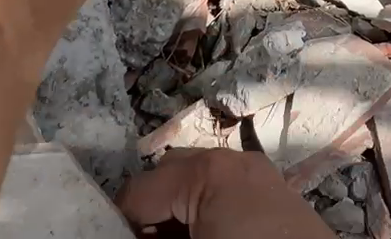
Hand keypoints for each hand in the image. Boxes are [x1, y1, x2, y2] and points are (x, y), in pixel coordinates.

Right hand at [116, 149, 336, 237]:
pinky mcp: (279, 195)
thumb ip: (153, 238)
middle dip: (150, 215)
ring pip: (199, 184)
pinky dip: (209, 215)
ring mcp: (260, 175)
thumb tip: (131, 230)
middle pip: (169, 176)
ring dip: (179, 215)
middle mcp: (232, 160)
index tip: (111, 238)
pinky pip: (228, 195)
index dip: (119, 223)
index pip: (137, 191)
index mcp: (205, 171)